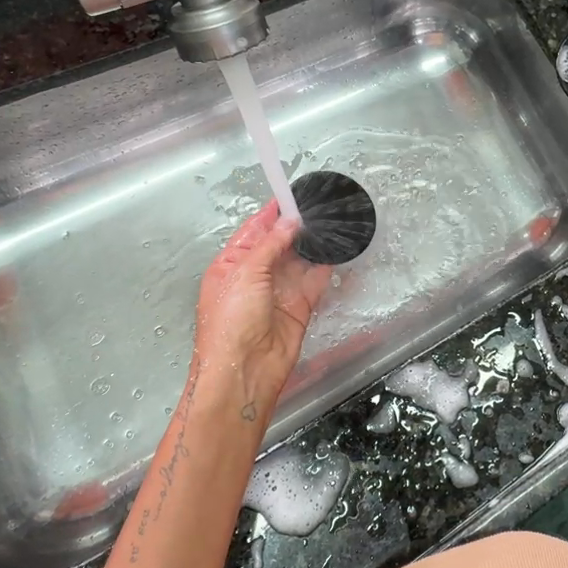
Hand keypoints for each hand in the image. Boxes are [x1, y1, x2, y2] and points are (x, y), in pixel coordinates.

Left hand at [191, 202, 332, 422]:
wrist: (245, 372)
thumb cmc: (231, 323)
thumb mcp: (245, 275)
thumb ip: (271, 244)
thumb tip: (290, 221)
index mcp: (231, 266)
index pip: (253, 231)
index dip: (271, 214)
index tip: (292, 196)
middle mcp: (255, 276)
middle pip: (278, 243)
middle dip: (295, 227)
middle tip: (319, 207)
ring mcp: (278, 290)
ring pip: (299, 259)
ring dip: (312, 244)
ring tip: (331, 222)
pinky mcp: (299, 305)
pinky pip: (314, 279)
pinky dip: (325, 265)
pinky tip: (337, 249)